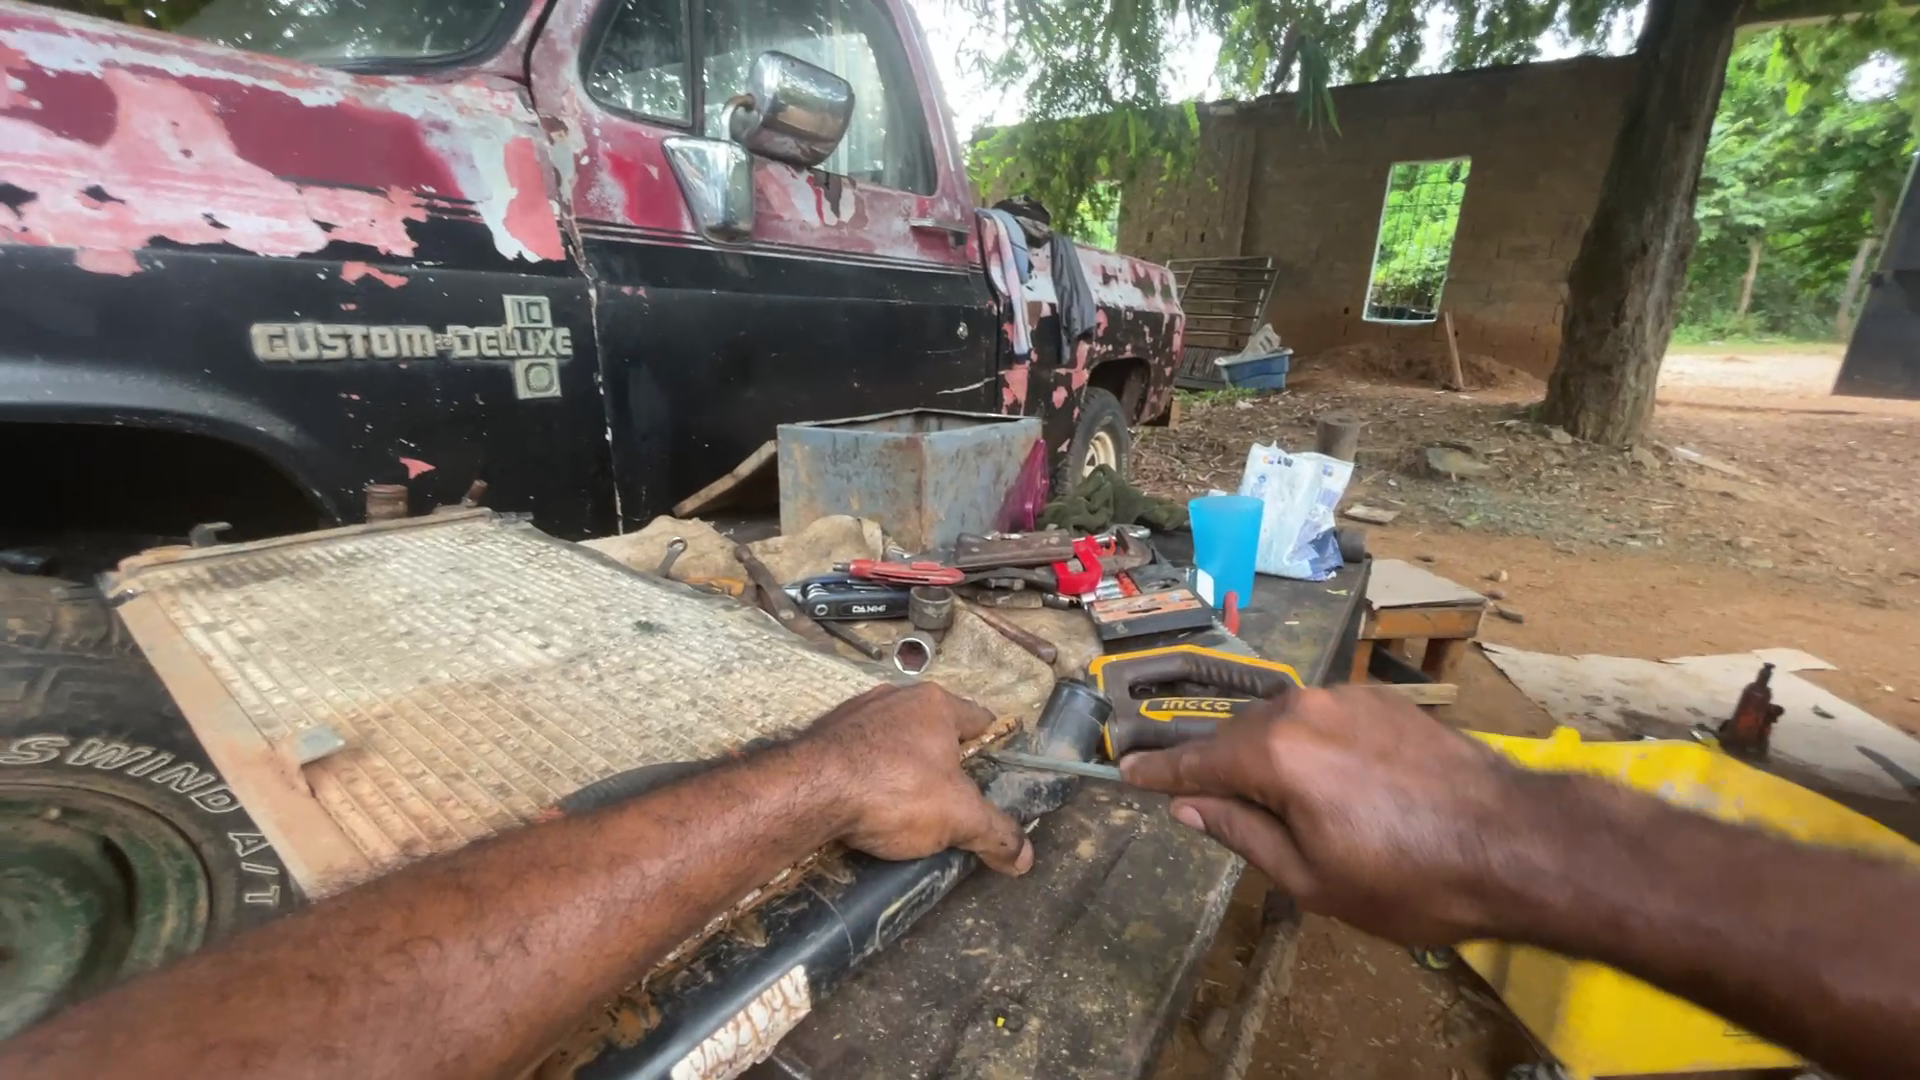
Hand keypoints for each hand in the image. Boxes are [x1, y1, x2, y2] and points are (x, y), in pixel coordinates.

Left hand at [802, 683, 1033, 875]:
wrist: (808, 789)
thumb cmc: (894, 790)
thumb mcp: (958, 817)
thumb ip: (995, 833)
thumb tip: (1025, 857)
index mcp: (936, 704)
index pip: (979, 718)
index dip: (991, 745)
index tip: (994, 772)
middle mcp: (898, 696)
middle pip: (936, 727)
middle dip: (945, 759)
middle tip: (952, 796)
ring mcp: (858, 710)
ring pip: (895, 736)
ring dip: (904, 763)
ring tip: (908, 802)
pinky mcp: (826, 731)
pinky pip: (860, 750)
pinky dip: (869, 770)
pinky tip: (867, 800)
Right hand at [1119, 685, 1538, 943]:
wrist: (1523, 843)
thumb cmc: (1411, 878)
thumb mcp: (1313, 879)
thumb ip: (1241, 834)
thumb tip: (1187, 808)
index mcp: (1274, 755)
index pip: (1195, 762)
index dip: (1157, 771)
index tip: (1123, 769)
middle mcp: (1298, 709)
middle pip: (1236, 737)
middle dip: (1219, 769)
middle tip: (1210, 801)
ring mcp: (1341, 696)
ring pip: (1278, 722)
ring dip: (1268, 754)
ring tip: (1288, 798)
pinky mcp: (1377, 696)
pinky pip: (1321, 715)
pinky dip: (1310, 741)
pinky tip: (1340, 777)